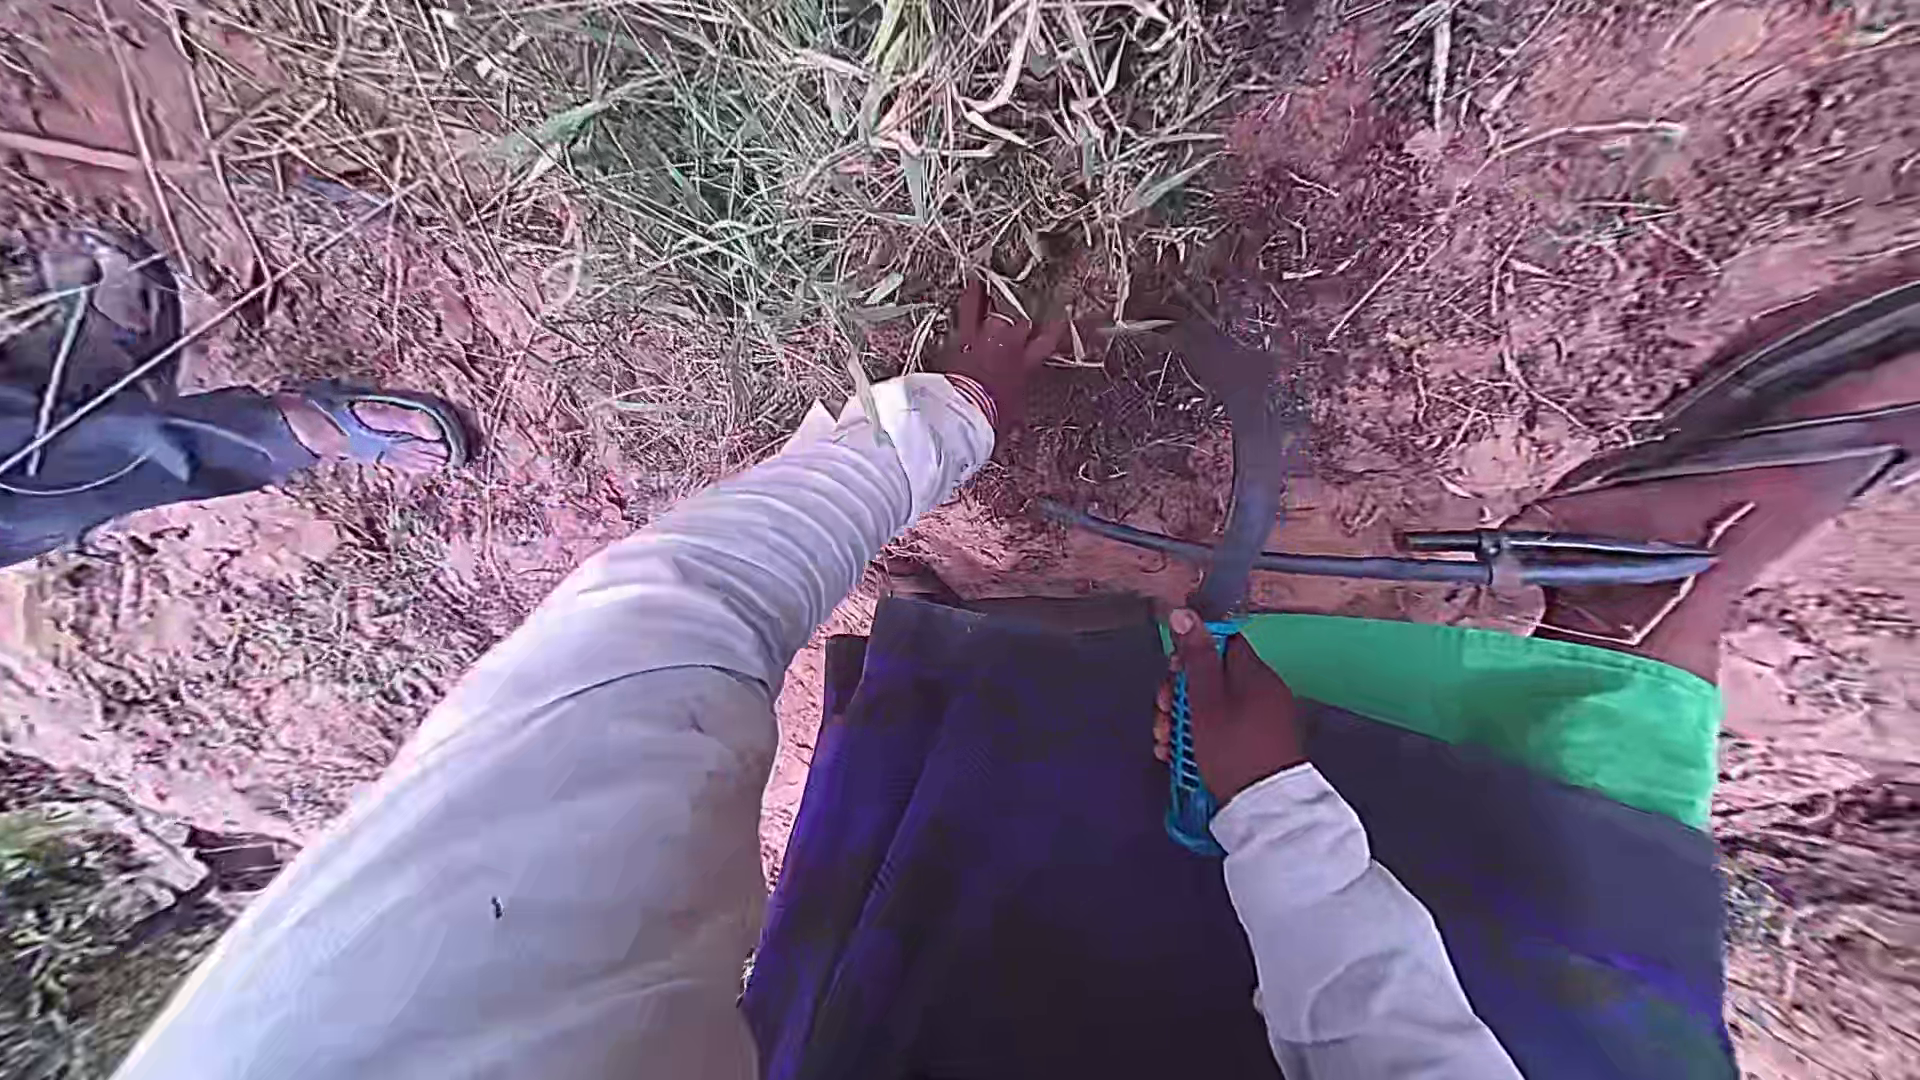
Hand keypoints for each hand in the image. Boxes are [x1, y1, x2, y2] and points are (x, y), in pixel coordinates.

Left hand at [928, 278, 1064, 435]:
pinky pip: (970, 309)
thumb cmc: (989, 419)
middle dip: (1023, 327)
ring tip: (1001, 303)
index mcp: (1025, 368)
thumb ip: (1013, 421)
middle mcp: (1011, 348)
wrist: (965, 411)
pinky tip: (973, 285)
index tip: (1062, 321)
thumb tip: (1015, 431)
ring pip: (1001, 315)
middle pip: (1023, 326)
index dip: (1055, 331)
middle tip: (1022, 326)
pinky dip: (972, 297)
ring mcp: (989, 338)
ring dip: (1000, 314)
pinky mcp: (967, 336)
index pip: (1048, 343)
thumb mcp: (1008, 422)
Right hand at [1153, 608, 1305, 800]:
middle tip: (1162, 709)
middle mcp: (1261, 692)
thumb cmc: (1233, 748)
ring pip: (1210, 704)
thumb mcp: (1206, 700)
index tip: (1173, 669)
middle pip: (1212, 675)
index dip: (1193, 649)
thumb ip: (1195, 657)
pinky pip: (1220, 727)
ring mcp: (1259, 720)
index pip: (1223, 641)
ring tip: (1163, 739)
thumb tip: (1184, 613)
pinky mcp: (1253, 744)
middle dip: (1178, 691)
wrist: (1265, 811)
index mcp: (1254, 674)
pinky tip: (1175, 752)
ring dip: (1180, 717)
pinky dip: (1196, 735)